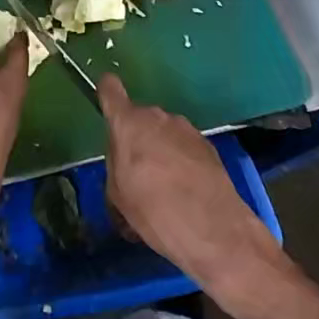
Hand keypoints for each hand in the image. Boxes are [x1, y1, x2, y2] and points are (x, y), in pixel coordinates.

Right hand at [99, 73, 278, 287]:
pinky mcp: (207, 144)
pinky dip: (180, 161)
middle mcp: (157, 117)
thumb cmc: (154, 211)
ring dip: (160, 152)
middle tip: (136, 176)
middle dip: (136, 140)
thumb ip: (116, 164)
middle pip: (139, 119)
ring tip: (164, 190)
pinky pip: (183, 146)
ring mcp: (186, 128)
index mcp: (128, 124)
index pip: (110, 89)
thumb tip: (126, 157)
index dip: (106, 93)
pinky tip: (185, 191)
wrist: (212, 229)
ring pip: (163, 133)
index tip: (105, 104)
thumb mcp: (117, 195)